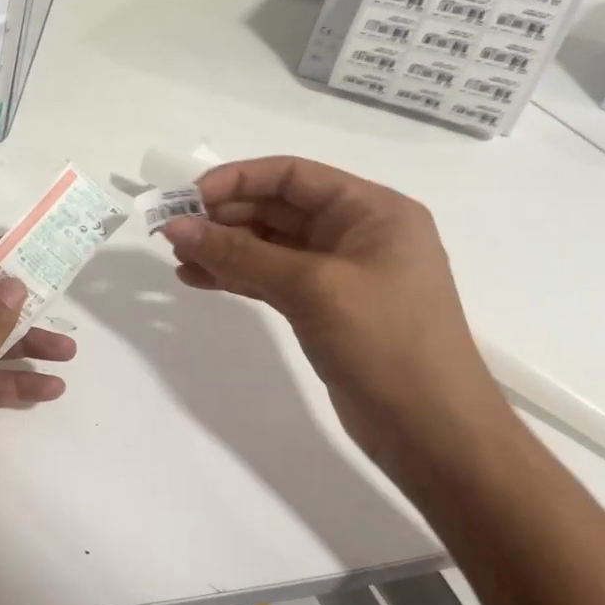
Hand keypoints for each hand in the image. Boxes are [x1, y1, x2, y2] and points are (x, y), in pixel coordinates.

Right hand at [157, 156, 507, 475]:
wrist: (432, 429)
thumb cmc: (385, 342)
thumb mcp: (309, 287)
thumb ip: (237, 253)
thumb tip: (172, 226)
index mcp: (373, 212)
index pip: (292, 175)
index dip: (236, 179)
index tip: (186, 198)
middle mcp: (357, 233)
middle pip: (274, 206)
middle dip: (221, 216)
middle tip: (171, 233)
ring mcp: (340, 271)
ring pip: (265, 242)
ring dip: (220, 246)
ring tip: (178, 259)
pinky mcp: (323, 304)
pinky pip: (267, 274)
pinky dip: (232, 273)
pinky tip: (196, 279)